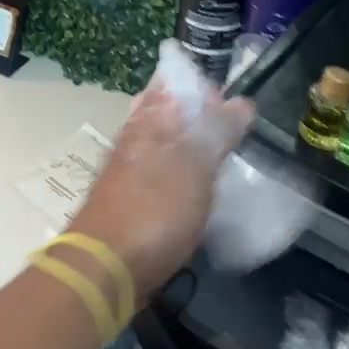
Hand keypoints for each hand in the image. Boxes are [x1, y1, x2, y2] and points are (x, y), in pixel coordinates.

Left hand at [68, 81, 255, 300]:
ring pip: (164, 145)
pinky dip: (183, 177)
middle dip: (199, 118)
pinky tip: (202, 192)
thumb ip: (216, 131)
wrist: (107, 265)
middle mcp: (134, 137)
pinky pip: (162, 176)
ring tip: (224, 162)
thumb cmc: (154, 209)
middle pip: (168, 114)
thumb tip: (241, 102)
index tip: (232, 102)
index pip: (172, 83)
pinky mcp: (132, 201)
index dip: (202, 87)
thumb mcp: (194, 166)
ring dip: (191, 148)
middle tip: (234, 134)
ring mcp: (129, 169)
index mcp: (147, 119)